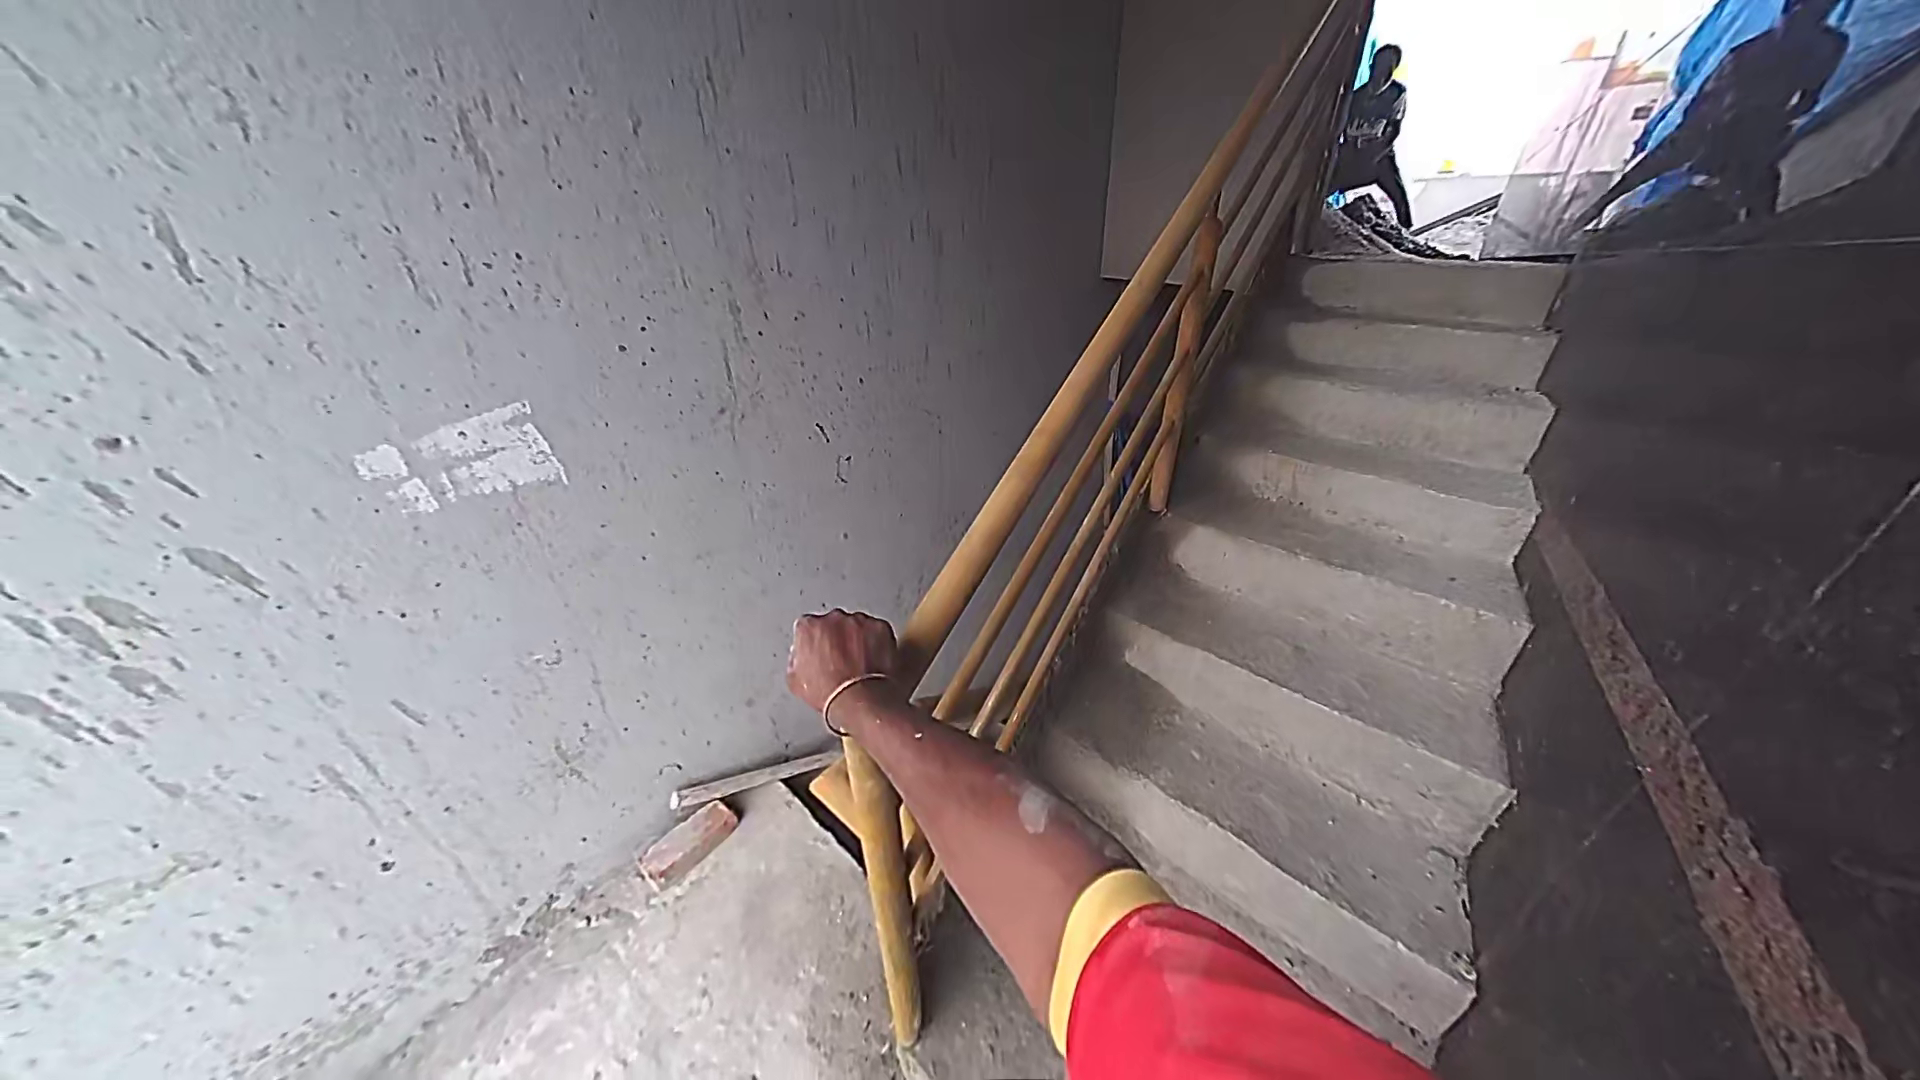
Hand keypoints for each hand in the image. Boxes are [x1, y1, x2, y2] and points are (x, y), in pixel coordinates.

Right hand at [787, 609, 899, 713]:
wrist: (859, 699)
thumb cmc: (830, 692)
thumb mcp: (795, 680)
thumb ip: (796, 659)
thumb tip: (802, 657)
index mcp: (809, 627)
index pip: (809, 627)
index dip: (815, 641)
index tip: (820, 651)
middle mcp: (834, 618)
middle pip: (834, 622)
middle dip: (838, 636)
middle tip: (842, 658)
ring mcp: (859, 621)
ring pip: (857, 624)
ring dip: (858, 638)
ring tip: (860, 662)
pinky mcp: (880, 626)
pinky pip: (877, 630)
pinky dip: (877, 641)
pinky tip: (874, 659)